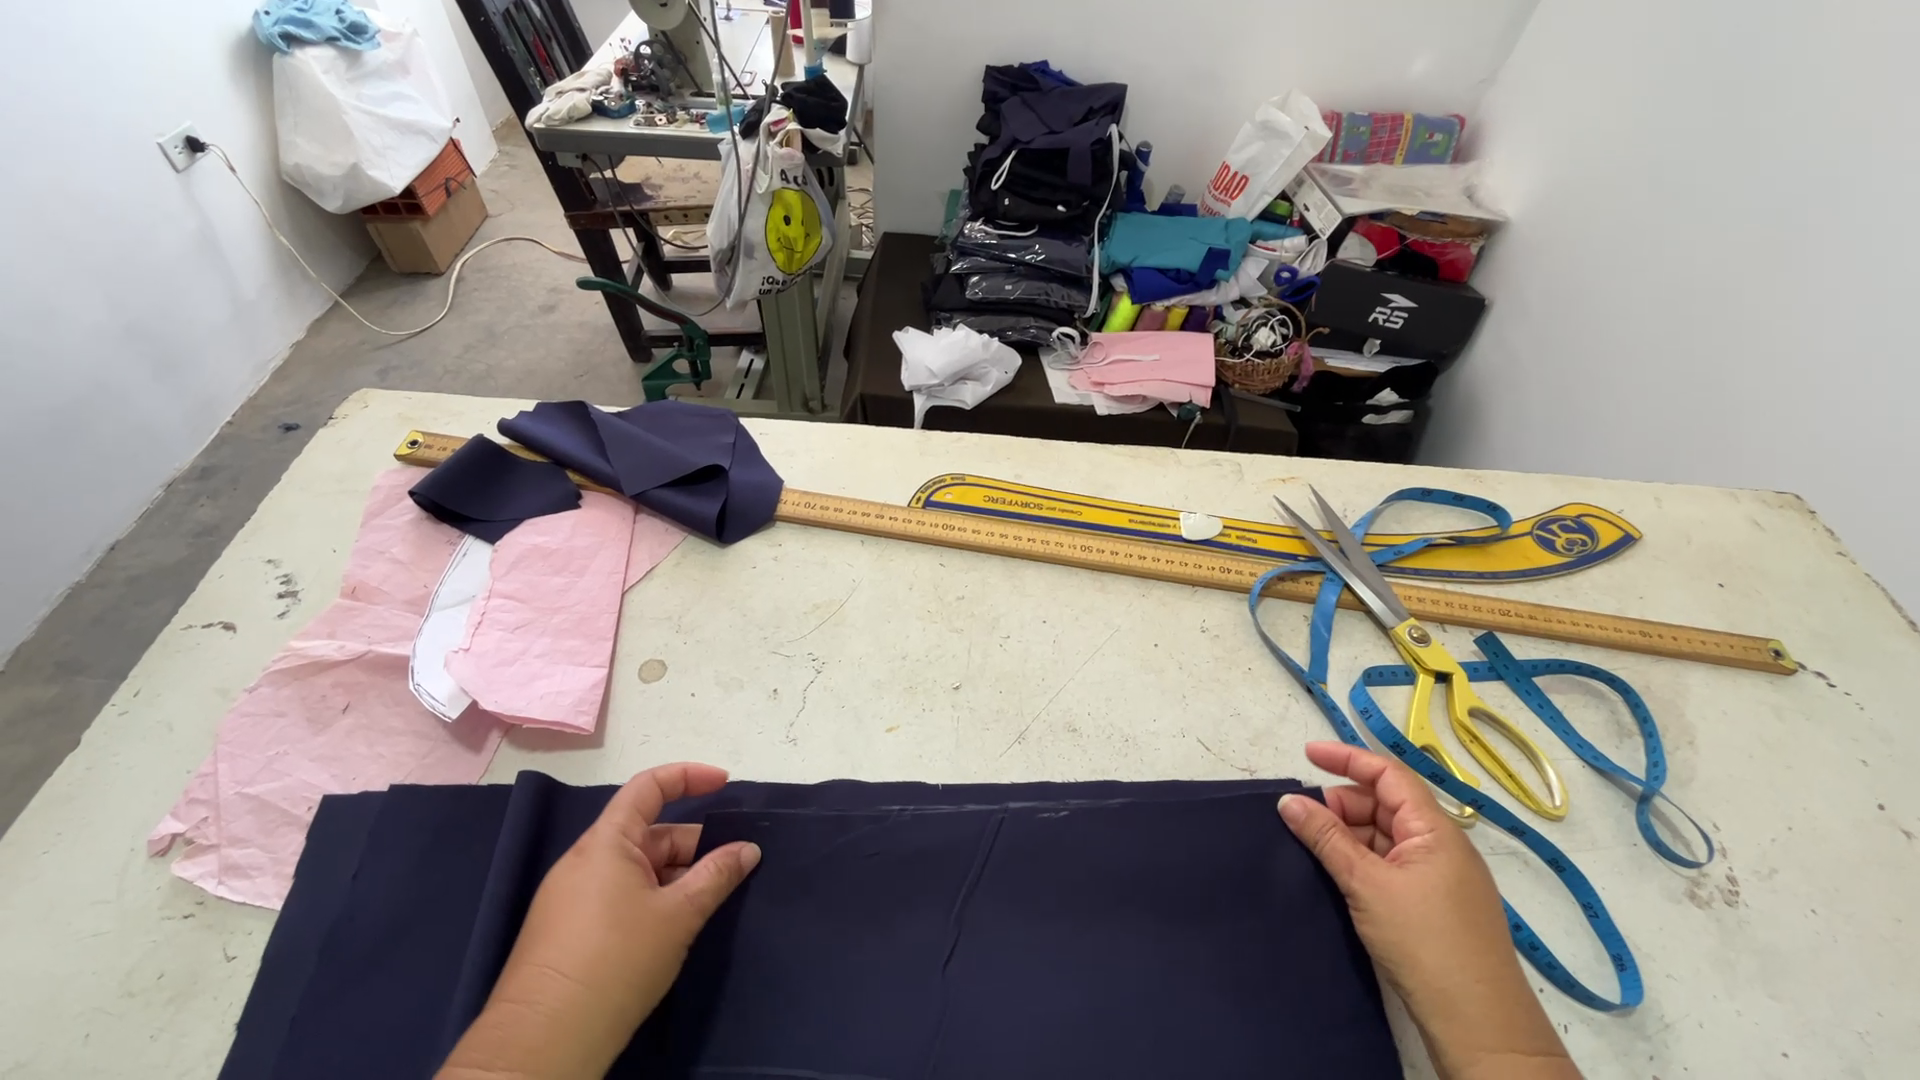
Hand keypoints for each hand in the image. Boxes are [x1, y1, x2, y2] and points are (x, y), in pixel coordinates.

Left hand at [439, 763, 760, 1079]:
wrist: (543, 1043)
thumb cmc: (617, 961)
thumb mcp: (679, 915)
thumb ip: (717, 875)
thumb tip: (747, 849)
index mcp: (606, 843)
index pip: (648, 787)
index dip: (688, 777)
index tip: (724, 784)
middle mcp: (584, 860)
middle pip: (648, 834)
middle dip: (692, 846)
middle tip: (730, 872)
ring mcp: (570, 897)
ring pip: (635, 869)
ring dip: (674, 878)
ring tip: (704, 907)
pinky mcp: (565, 931)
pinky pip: (617, 896)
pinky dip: (651, 900)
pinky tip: (670, 931)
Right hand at [1279, 742, 1577, 1079]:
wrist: (1478, 1023)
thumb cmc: (1424, 942)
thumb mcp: (1365, 884)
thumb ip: (1325, 837)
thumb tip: (1288, 800)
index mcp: (1434, 830)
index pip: (1389, 775)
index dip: (1347, 759)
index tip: (1306, 754)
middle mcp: (1440, 845)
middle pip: (1384, 804)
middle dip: (1341, 804)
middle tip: (1302, 821)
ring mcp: (1439, 876)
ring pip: (1384, 836)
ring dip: (1347, 835)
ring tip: (1312, 850)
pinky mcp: (1432, 905)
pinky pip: (1389, 864)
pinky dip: (1360, 861)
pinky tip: (1335, 874)